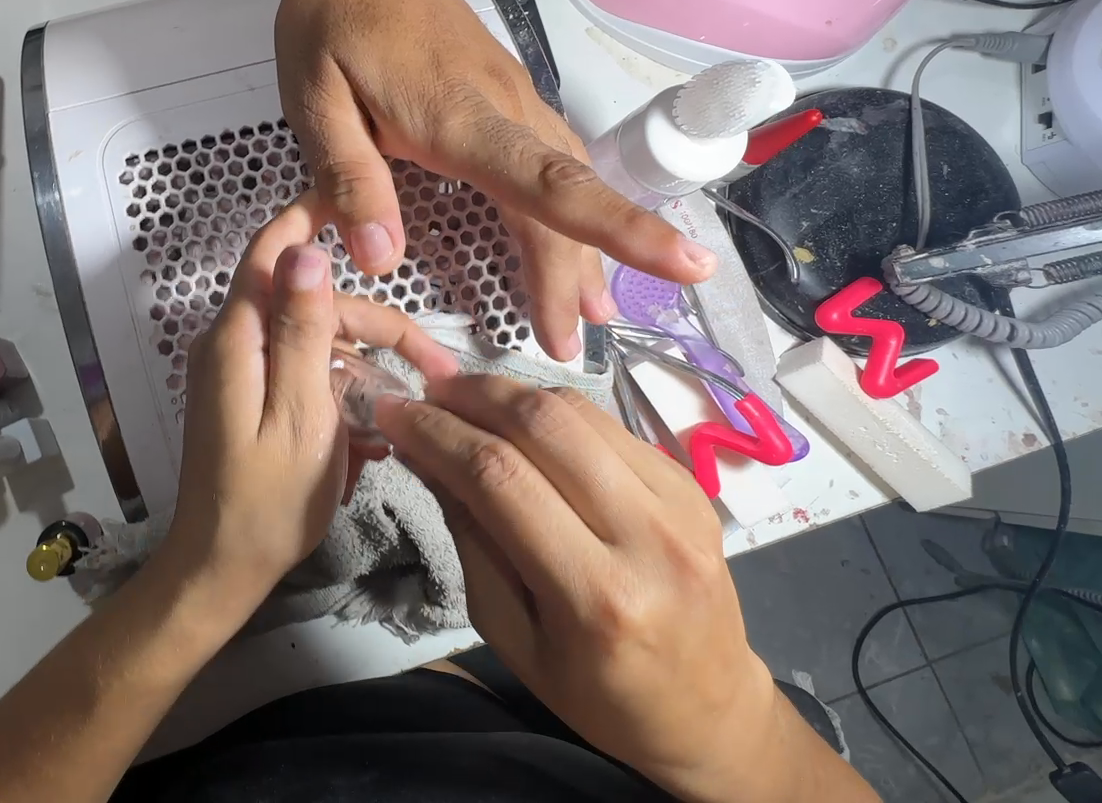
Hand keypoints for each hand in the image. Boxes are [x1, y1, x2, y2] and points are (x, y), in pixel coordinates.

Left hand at [165, 196, 458, 599]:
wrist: (220, 568)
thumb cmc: (265, 502)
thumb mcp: (298, 414)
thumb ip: (300, 331)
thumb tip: (304, 247)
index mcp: (238, 339)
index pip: (272, 251)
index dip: (312, 216)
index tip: (359, 196)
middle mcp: (234, 342)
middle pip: (310, 302)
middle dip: (372, 323)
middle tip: (433, 365)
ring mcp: (241, 370)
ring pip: (314, 338)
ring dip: (364, 362)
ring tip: (413, 407)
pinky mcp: (253, 395)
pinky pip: (304, 371)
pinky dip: (341, 388)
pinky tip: (374, 430)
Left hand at [273, 0, 716, 359]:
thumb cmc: (332, 23)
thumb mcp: (315, 101)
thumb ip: (350, 177)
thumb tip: (381, 260)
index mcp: (459, 118)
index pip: (552, 181)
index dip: (616, 229)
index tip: (683, 268)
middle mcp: (504, 110)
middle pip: (561, 198)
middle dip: (582, 273)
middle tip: (575, 347)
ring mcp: (511, 99)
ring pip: (564, 179)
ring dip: (583, 247)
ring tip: (593, 309)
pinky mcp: (503, 95)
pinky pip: (550, 158)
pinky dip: (567, 206)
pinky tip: (565, 234)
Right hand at [380, 376, 816, 801]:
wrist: (709, 711)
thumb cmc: (595, 691)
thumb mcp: (509, 632)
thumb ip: (469, 537)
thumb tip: (425, 455)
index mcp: (596, 596)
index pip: (499, 479)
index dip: (436, 434)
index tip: (393, 412)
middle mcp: (648, 538)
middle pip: (543, 425)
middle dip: (470, 395)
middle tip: (426, 391)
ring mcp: (680, 503)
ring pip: (576, 410)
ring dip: (507, 391)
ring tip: (461, 395)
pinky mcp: (691, 482)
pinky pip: (605, 422)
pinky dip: (548, 408)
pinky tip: (516, 416)